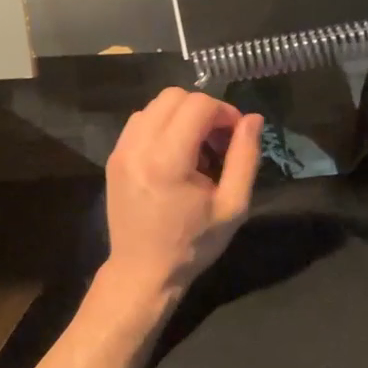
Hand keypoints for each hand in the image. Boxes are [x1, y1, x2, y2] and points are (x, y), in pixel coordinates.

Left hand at [102, 88, 262, 294]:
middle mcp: (138, 147)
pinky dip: (162, 126)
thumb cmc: (193, 245)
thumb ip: (245, 158)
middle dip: (203, 110)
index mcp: (168, 160)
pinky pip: (140, 122)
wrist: (143, 271)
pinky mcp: (114, 158)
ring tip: (197, 149)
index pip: (198, 105)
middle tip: (218, 141)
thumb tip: (253, 119)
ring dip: (182, 116)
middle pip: (174, 96)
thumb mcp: (232, 206)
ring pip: (155, 106)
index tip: (236, 136)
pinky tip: (175, 155)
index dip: (225, 112)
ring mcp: (121, 151)